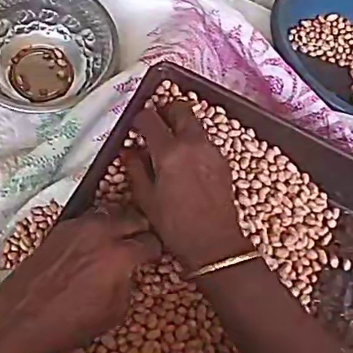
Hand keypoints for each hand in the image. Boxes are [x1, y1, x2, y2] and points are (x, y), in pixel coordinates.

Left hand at [0, 206, 160, 352]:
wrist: (20, 319)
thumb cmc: (68, 324)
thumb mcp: (114, 313)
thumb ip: (128, 284)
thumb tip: (129, 272)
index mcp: (119, 255)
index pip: (149, 242)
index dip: (156, 250)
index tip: (155, 256)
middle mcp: (100, 233)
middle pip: (132, 217)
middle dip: (141, 229)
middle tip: (142, 241)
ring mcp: (77, 227)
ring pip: (109, 213)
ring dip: (118, 224)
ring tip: (120, 239)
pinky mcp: (59, 229)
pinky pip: (87, 220)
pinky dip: (96, 227)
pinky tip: (94, 243)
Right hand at [124, 100, 254, 270]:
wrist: (214, 243)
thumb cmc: (175, 225)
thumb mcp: (146, 199)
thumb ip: (135, 168)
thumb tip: (130, 151)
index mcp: (170, 152)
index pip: (150, 118)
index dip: (139, 118)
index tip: (134, 125)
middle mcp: (193, 144)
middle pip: (179, 109)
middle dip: (165, 111)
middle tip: (154, 124)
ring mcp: (212, 150)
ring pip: (195, 123)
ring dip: (180, 125)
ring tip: (168, 145)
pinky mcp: (223, 160)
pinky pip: (205, 140)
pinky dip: (193, 141)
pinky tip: (185, 161)